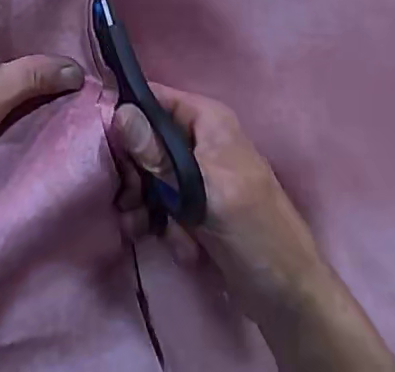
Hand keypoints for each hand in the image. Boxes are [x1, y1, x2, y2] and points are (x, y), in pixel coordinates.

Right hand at [108, 83, 394, 371]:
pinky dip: (161, 225)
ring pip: (147, 175)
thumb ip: (160, 155)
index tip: (107, 149)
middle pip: (143, 140)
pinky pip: (159, 203)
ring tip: (148, 230)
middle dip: (135, 176)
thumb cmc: (254, 231)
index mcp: (207, 119)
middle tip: (131, 201)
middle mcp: (198, 138)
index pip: (152, 98)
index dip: (124, 118)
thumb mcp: (206, 190)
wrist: (288, 297)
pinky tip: (179, 247)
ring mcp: (195, 173)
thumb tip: (119, 112)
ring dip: (145, 206)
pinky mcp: (192, 205)